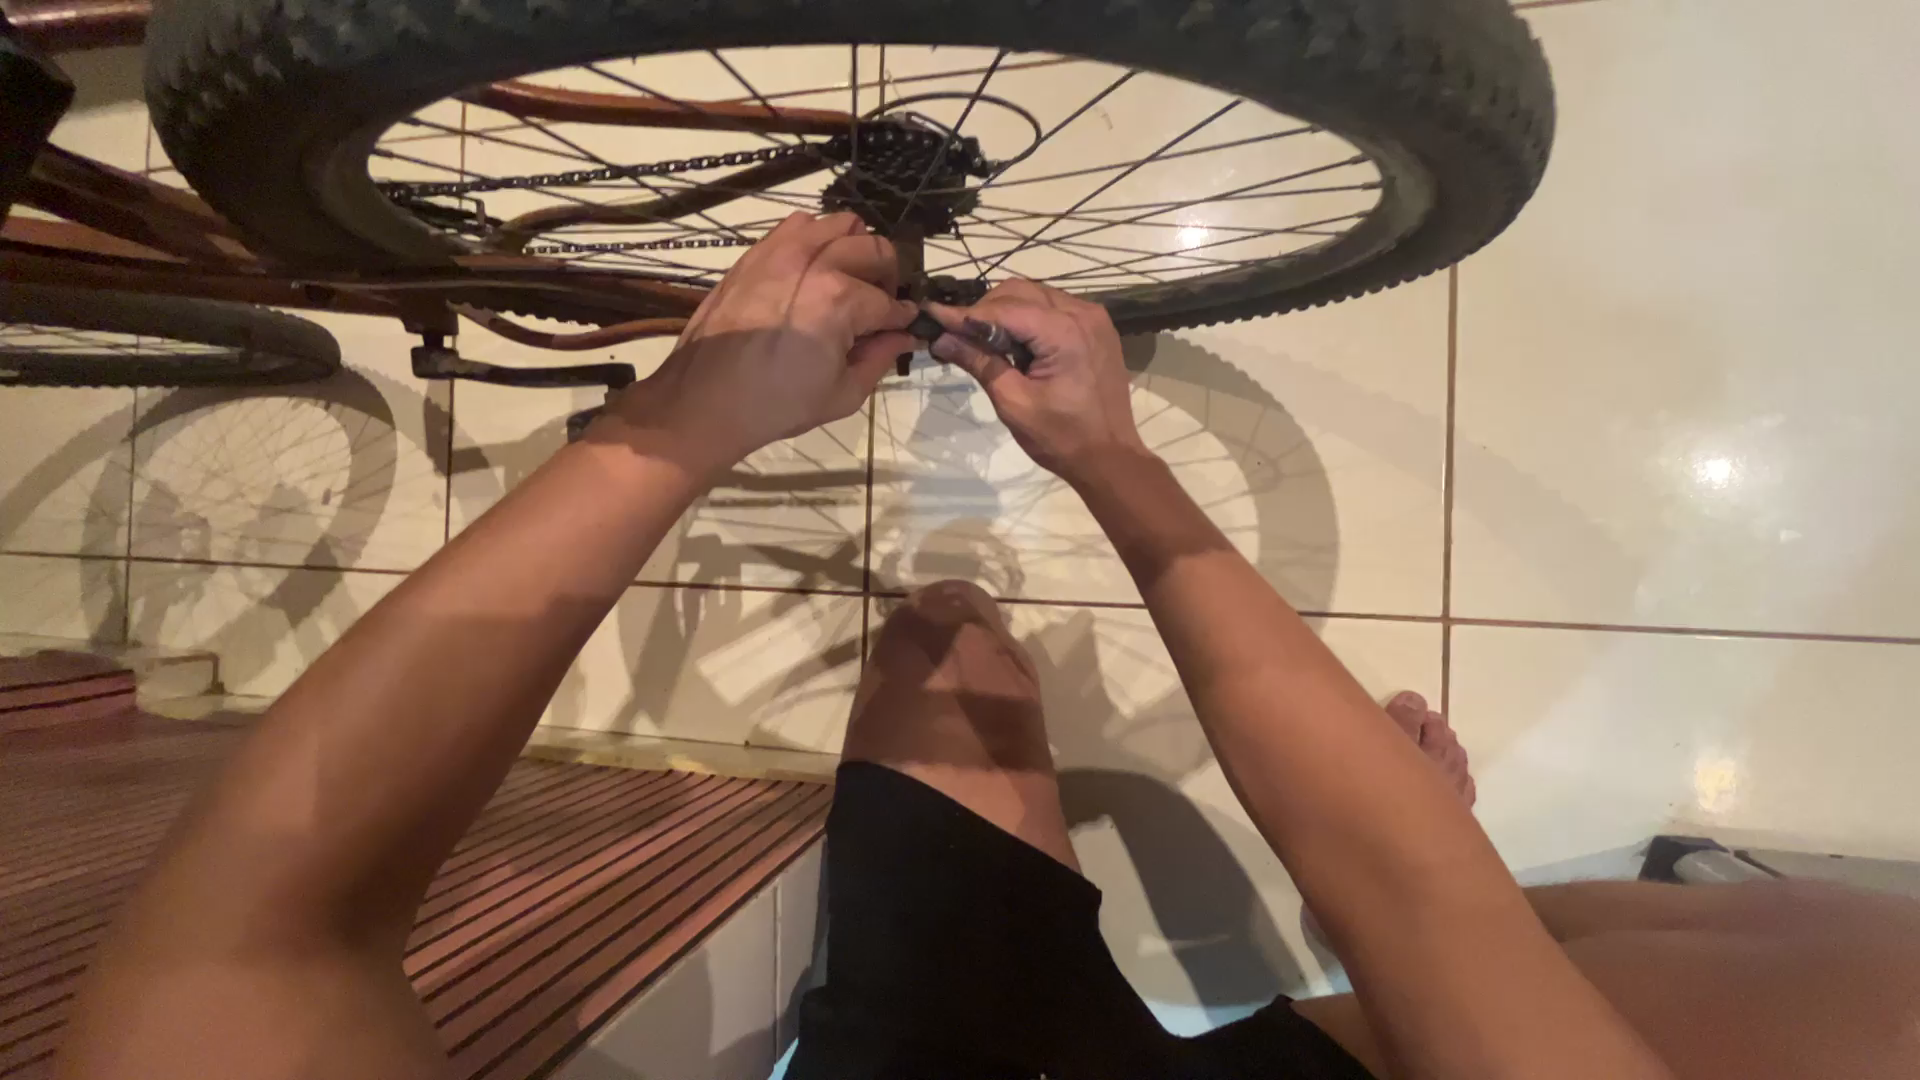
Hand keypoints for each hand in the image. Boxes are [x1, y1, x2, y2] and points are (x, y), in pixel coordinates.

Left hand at [603, 212, 917, 474]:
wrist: (707, 399)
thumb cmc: (779, 405)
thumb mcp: (843, 394)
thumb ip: (881, 358)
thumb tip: (904, 336)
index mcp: (840, 301)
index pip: (890, 303)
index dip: (904, 318)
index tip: (906, 327)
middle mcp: (815, 263)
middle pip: (875, 250)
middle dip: (889, 277)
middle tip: (882, 305)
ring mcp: (782, 251)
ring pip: (840, 223)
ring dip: (856, 248)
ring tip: (850, 280)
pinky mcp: (757, 252)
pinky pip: (799, 225)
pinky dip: (818, 239)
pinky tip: (815, 271)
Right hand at [928, 279, 1151, 483]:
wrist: (1108, 457)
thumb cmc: (1060, 438)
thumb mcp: (1014, 403)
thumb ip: (980, 363)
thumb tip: (942, 339)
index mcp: (1063, 332)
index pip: (1003, 309)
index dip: (965, 314)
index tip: (933, 316)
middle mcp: (1082, 313)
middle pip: (1020, 292)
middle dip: (985, 310)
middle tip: (959, 337)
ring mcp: (1093, 318)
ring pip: (1036, 296)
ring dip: (1006, 313)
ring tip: (986, 344)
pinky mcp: (1096, 328)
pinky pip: (1054, 309)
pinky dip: (1029, 319)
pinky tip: (1017, 346)